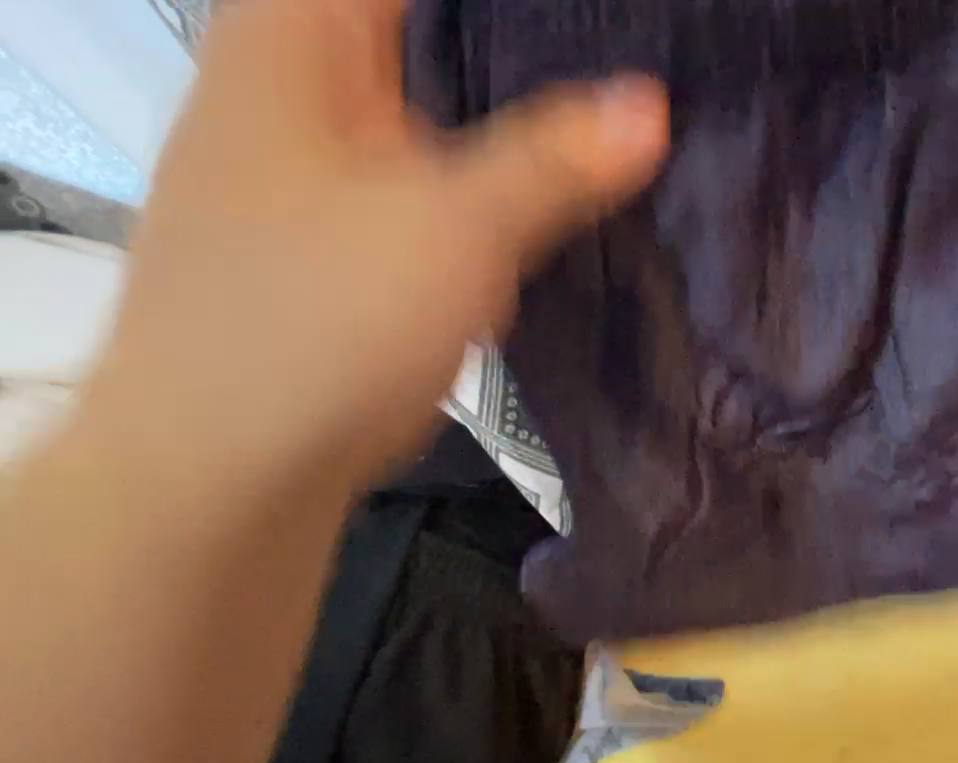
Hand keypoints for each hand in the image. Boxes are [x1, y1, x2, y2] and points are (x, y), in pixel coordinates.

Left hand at [91, 0, 669, 490]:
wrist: (241, 457)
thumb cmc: (319, 322)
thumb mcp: (451, 226)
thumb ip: (554, 161)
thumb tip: (652, 105)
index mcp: (293, 44)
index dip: (511, 0)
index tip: (602, 20)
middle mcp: (311, 90)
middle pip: (436, 33)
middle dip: (533, 46)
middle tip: (631, 60)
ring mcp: (340, 168)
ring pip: (450, 109)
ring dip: (529, 116)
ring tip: (623, 121)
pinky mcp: (371, 236)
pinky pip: (455, 181)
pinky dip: (513, 183)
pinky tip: (576, 196)